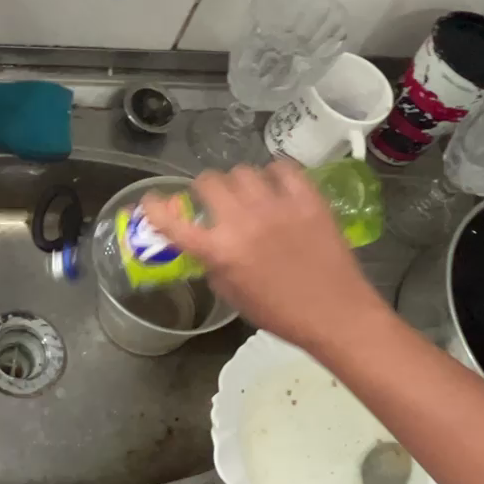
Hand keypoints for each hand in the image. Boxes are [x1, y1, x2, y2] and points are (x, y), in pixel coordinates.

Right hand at [141, 162, 385, 350]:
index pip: (173, 223)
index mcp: (220, 252)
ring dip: (237, 181)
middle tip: (209, 197)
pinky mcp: (308, 201)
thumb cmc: (279, 314)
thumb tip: (209, 248)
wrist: (334, 315)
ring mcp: (277, 207)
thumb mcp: (233, 295)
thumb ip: (214, 265)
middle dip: (203, 188)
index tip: (149, 201)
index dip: (154, 208)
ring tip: (246, 193)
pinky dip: (274, 173)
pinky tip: (275, 185)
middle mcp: (243, 223)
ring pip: (244, 171)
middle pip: (209, 182)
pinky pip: (284, 169)